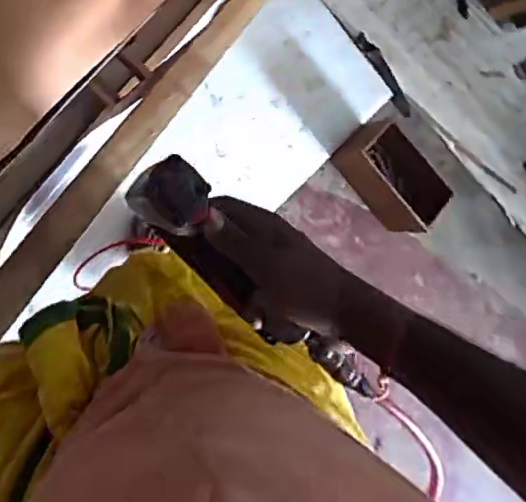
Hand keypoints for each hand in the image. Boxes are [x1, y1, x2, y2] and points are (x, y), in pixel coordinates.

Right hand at [201, 197, 367, 337]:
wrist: (347, 315)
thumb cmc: (305, 286)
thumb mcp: (264, 265)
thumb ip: (233, 241)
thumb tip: (204, 213)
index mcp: (262, 222)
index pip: (221, 206)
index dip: (199, 215)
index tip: (177, 234)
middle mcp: (265, 234)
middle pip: (226, 237)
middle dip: (218, 263)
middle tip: (215, 282)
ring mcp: (274, 257)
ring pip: (239, 267)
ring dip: (238, 289)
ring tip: (248, 307)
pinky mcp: (281, 280)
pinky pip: (256, 287)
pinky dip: (256, 302)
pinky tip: (263, 319)